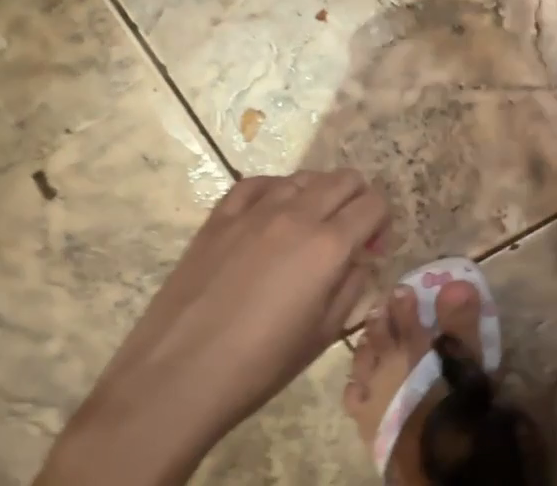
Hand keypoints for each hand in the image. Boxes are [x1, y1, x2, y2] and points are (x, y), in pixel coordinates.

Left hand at [37, 171, 389, 485]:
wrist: (174, 380)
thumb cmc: (258, 366)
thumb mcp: (324, 334)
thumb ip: (352, 286)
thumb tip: (358, 260)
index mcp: (329, 245)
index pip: (374, 205)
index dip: (381, 224)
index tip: (372, 249)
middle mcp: (297, 215)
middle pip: (345, 180)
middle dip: (358, 201)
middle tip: (349, 235)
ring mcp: (254, 212)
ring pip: (305, 177)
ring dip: (319, 195)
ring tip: (309, 228)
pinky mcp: (219, 219)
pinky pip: (259, 184)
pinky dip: (277, 191)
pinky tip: (272, 213)